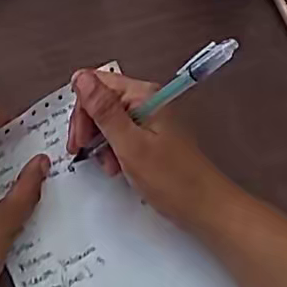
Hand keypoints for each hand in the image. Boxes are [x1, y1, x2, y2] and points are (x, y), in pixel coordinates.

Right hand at [66, 68, 238, 231]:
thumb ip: (104, 110)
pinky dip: (113, 148)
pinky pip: (121, 132)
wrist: (207, 209)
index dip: (82, 108)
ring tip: (108, 164)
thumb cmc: (173, 179)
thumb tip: (81, 77)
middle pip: (102, 99)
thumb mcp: (130, 145)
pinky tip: (117, 166)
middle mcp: (147, 99)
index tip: (79, 137)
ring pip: (109, 117)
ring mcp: (150, 117)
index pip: (98, 82)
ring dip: (100, 140)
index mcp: (143, 94)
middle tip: (84, 151)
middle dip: (89, 125)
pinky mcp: (151, 134)